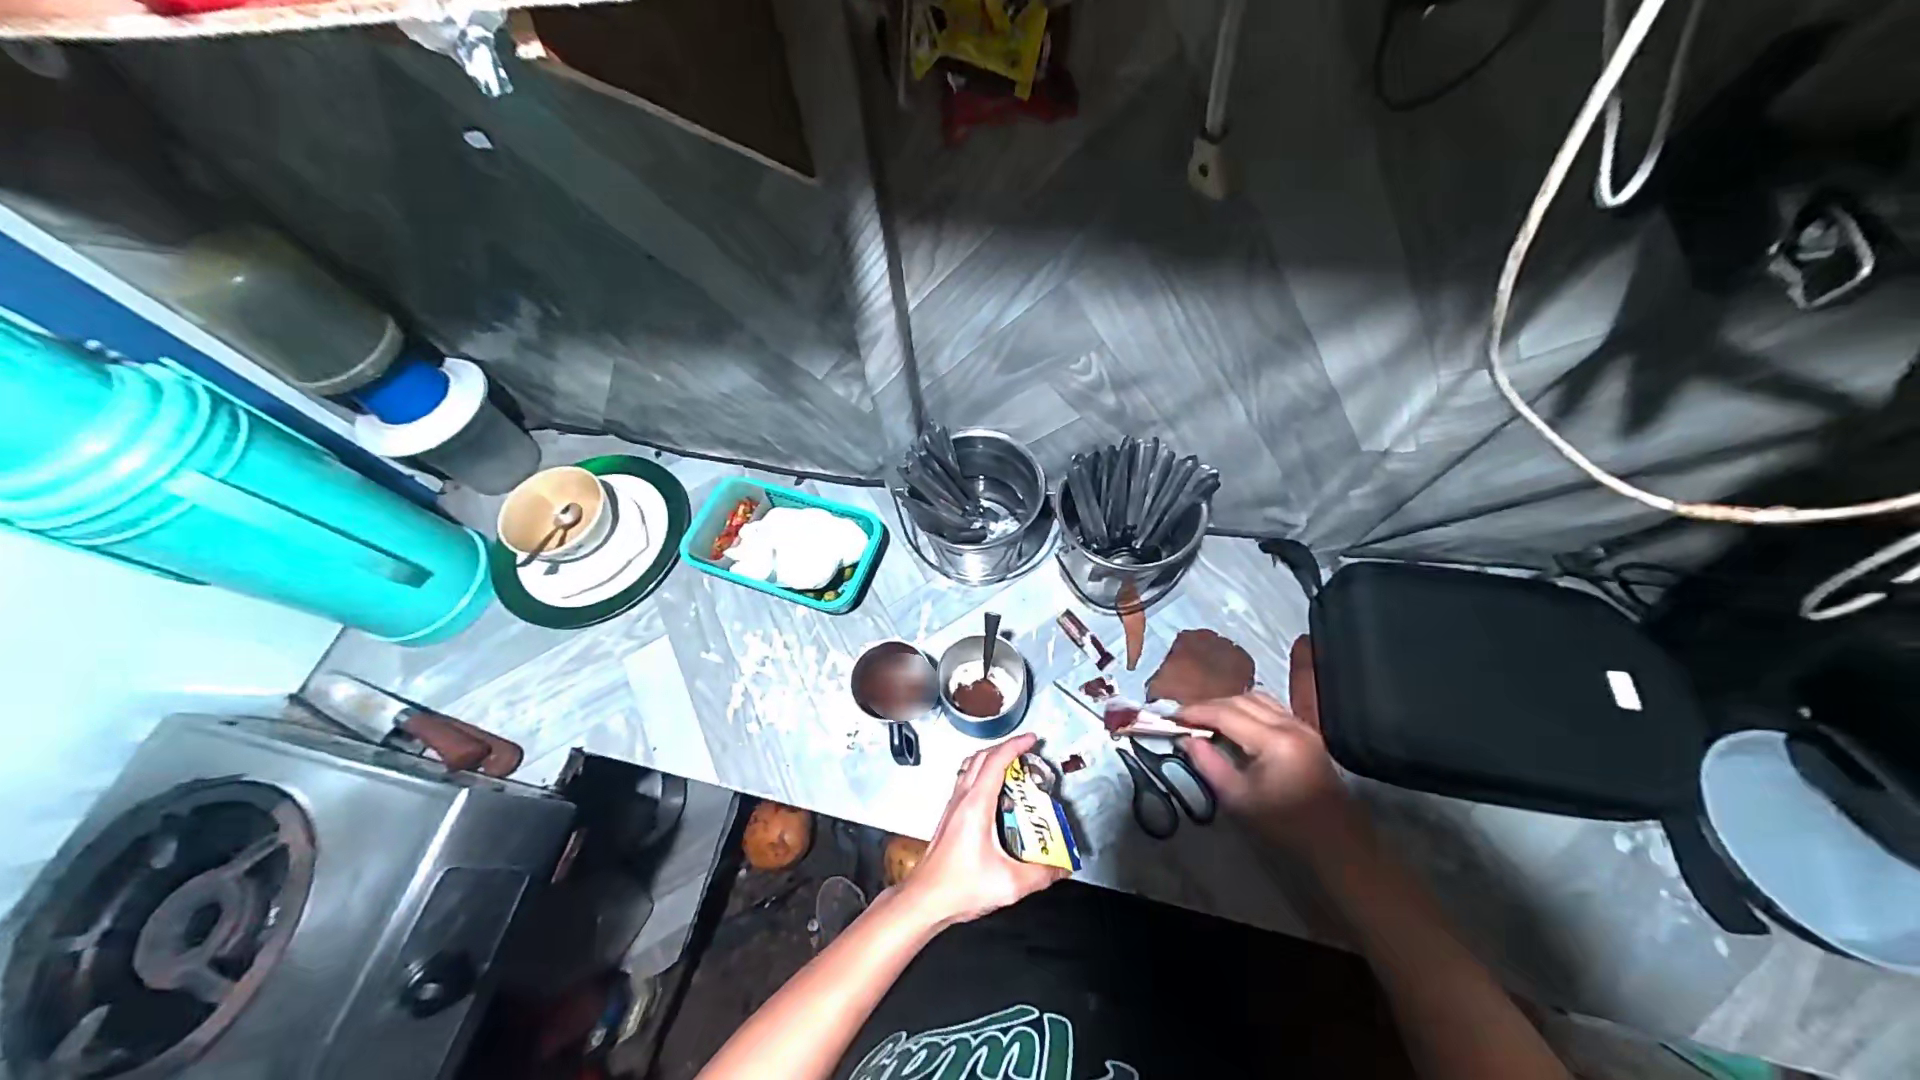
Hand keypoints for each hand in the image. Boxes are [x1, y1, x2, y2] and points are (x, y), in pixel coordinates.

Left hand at [897, 733, 1068, 928]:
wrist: (925, 899)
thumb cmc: (958, 887)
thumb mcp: (1010, 884)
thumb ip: (1041, 874)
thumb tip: (1061, 868)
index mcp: (976, 805)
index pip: (996, 761)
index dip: (1015, 745)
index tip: (1031, 740)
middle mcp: (962, 799)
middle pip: (982, 757)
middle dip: (1006, 747)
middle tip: (1026, 751)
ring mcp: (953, 806)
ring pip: (970, 767)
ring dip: (992, 759)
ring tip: (1013, 767)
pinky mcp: (950, 817)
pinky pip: (966, 782)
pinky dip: (982, 775)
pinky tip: (996, 795)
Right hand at [1179, 692, 1362, 861]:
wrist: (1336, 845)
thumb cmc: (1285, 827)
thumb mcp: (1238, 799)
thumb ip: (1209, 763)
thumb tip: (1186, 739)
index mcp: (1275, 741)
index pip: (1226, 713)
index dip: (1196, 712)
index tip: (1172, 717)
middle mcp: (1291, 725)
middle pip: (1242, 700)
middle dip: (1210, 705)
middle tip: (1186, 718)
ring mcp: (1303, 727)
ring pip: (1258, 699)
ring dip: (1230, 704)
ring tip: (1207, 719)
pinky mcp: (1308, 734)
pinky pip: (1272, 708)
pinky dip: (1248, 709)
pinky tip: (1234, 724)